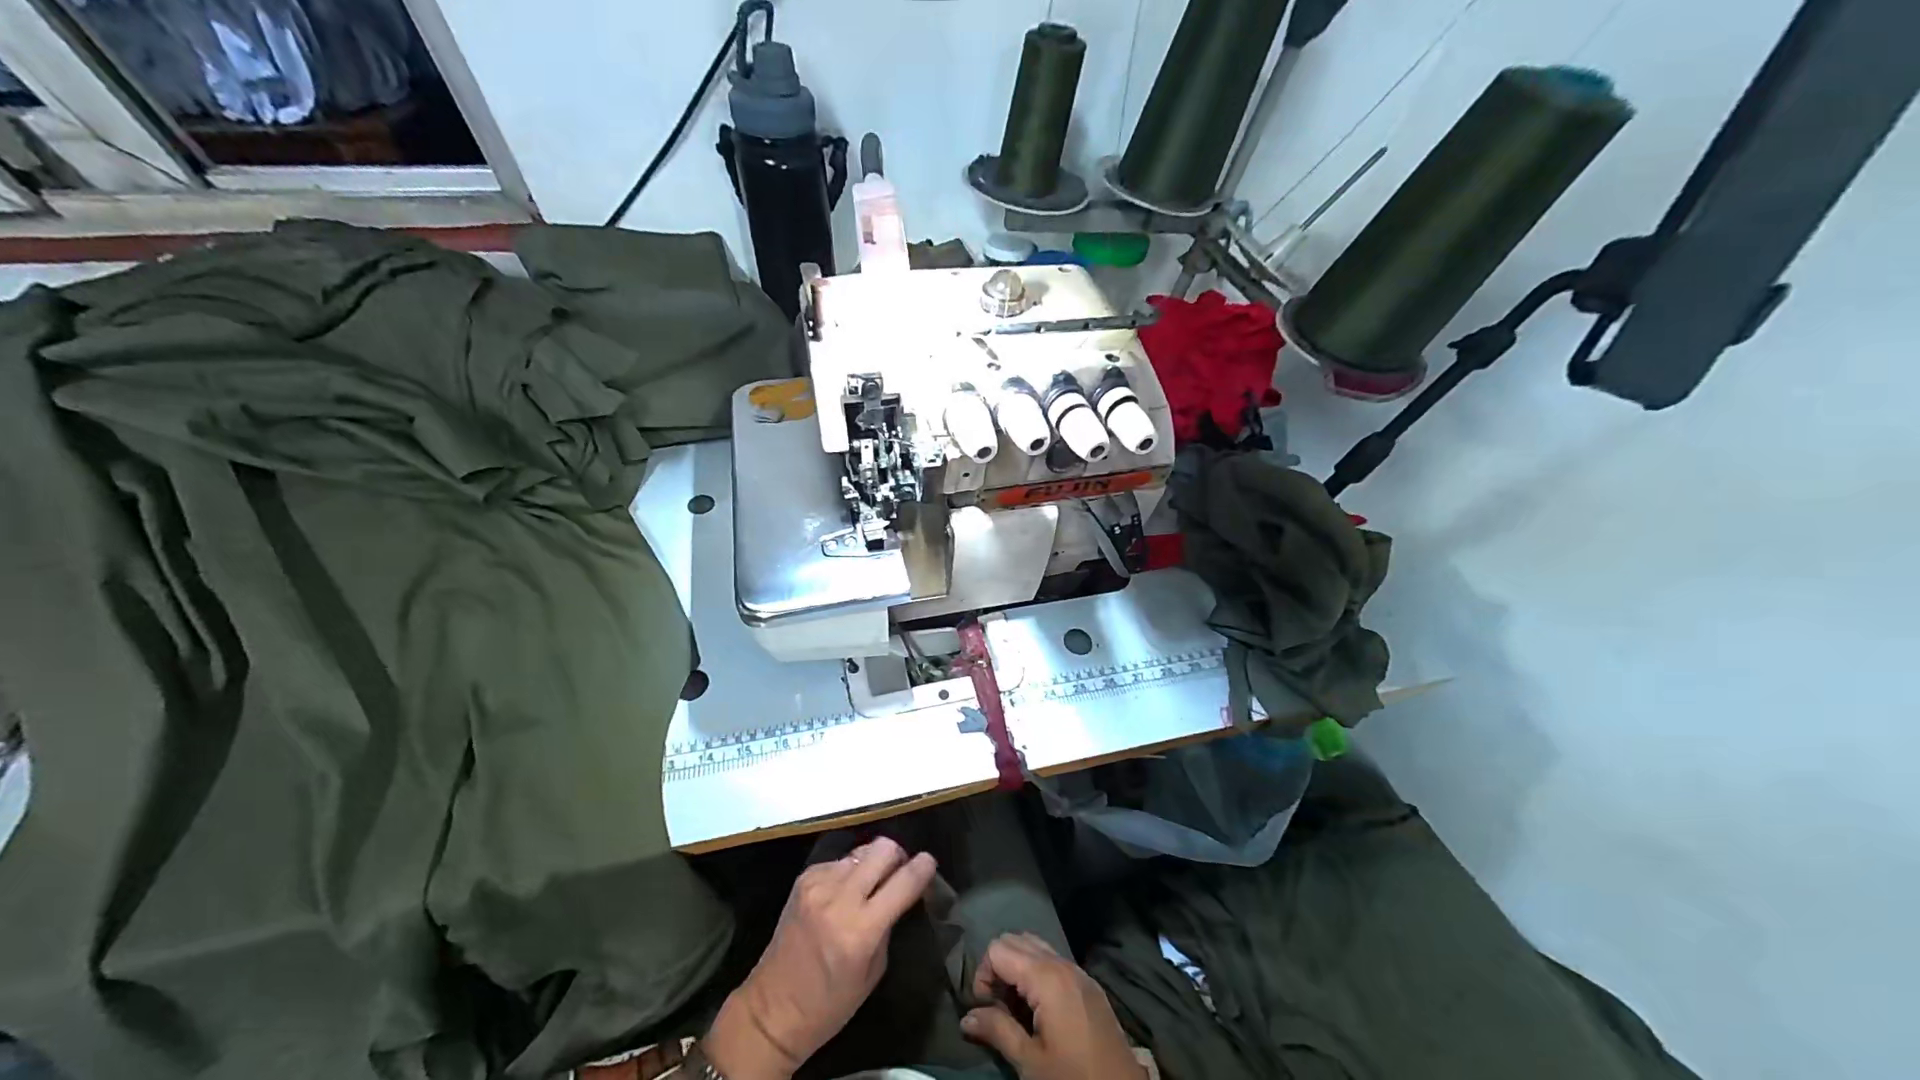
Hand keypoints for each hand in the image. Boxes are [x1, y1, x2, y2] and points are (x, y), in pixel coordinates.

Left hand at [703, 837, 937, 1079]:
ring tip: (870, 885)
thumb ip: (890, 925)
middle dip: (898, 857)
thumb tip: (904, 891)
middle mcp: (839, 898)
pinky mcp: (804, 878)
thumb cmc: (830, 1003)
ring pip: (861, 851)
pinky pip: (839, 861)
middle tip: (900, 872)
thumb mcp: (874, 971)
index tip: (930, 862)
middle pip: (882, 848)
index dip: (924, 867)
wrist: (773, 1007)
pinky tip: (845, 892)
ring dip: (871, 864)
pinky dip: (849, 871)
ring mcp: (818, 884)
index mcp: (861, 929)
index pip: (904, 882)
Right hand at [960, 933, 1145, 1079]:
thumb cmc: (1073, 1077)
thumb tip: (966, 1018)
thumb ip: (997, 1031)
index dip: (983, 975)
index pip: (998, 949)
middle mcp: (1062, 963)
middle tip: (998, 1007)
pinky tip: (1037, 1008)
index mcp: (1046, 977)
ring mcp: (1078, 971)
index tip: (986, 1009)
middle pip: (1015, 940)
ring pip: (1035, 946)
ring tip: (1016, 1007)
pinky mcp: (1088, 984)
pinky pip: (1053, 960)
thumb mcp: (1030, 1062)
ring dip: (1017, 968)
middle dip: (998, 968)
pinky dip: (1036, 972)